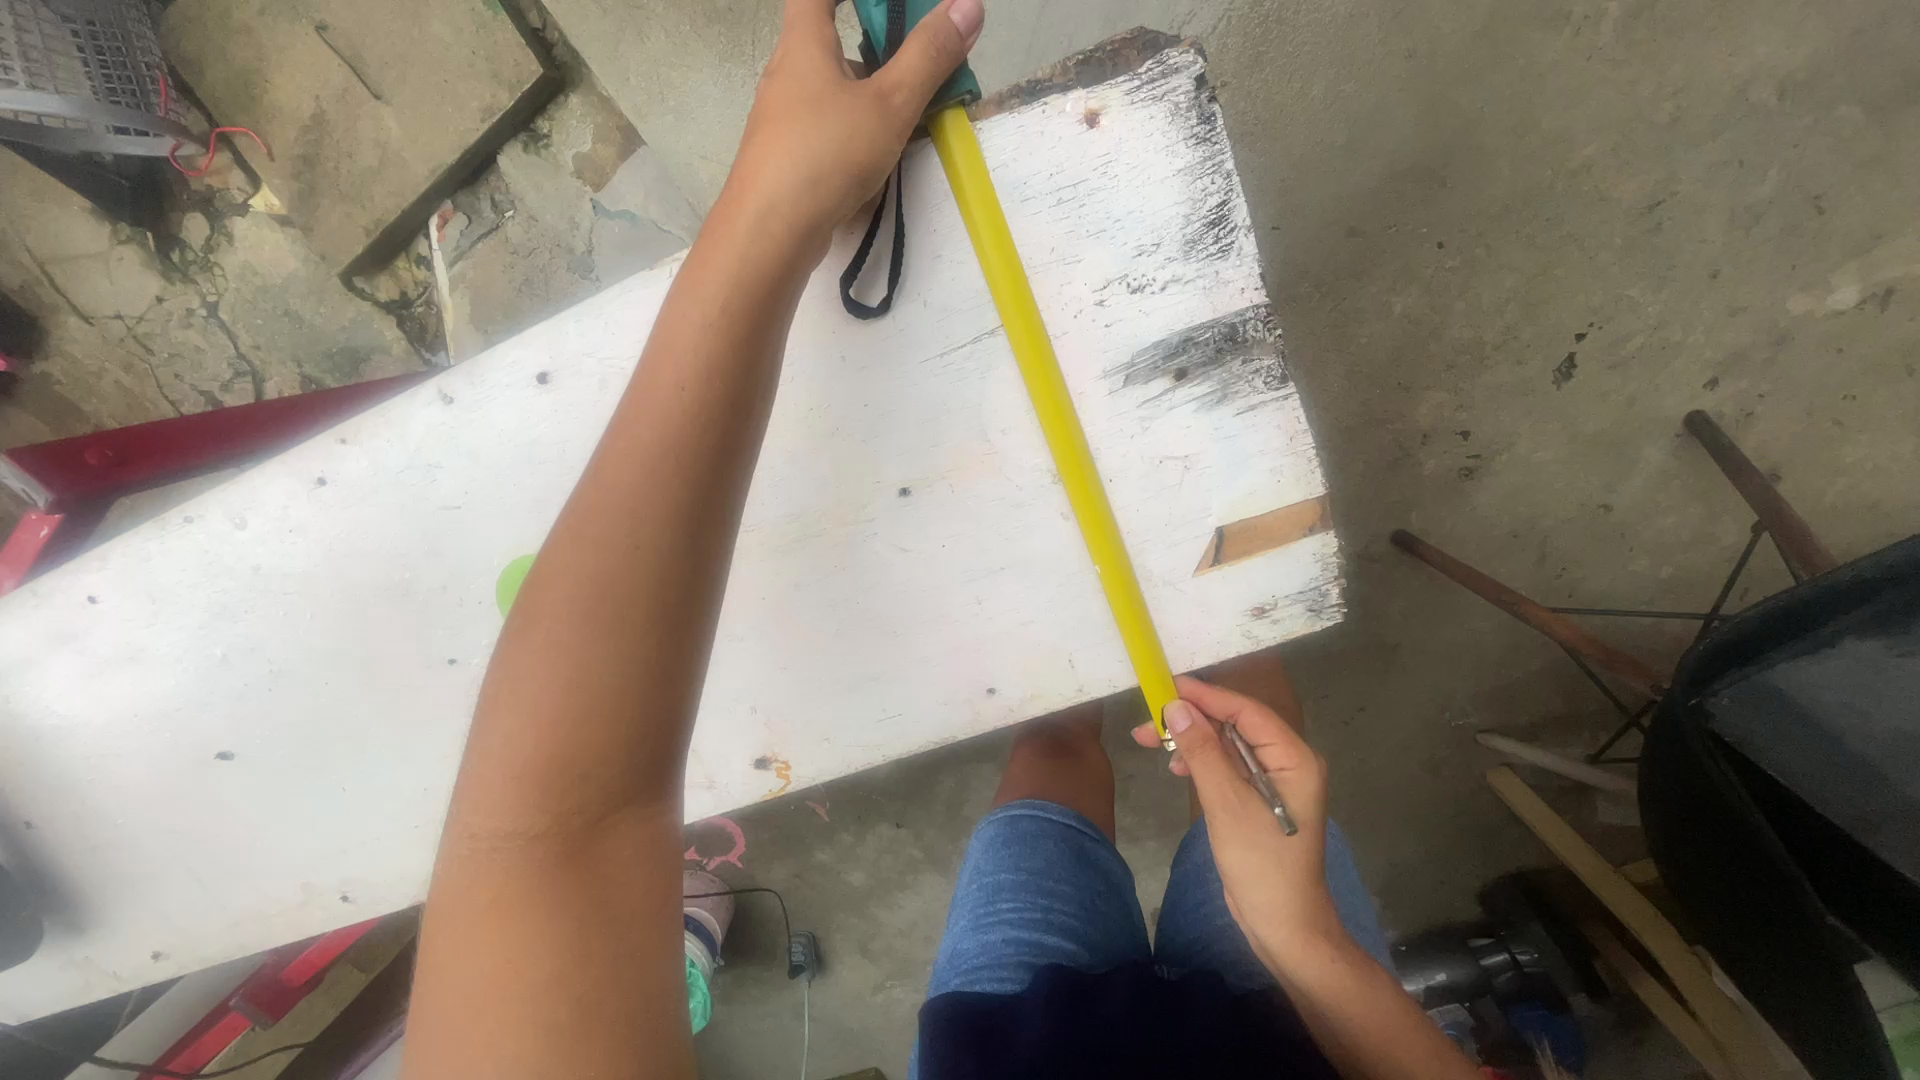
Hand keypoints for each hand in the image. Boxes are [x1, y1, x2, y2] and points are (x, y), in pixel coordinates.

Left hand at [717, 0, 984, 255]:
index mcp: (803, 43)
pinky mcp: (785, 162)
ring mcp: (781, 122)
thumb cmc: (826, 155)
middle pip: (827, 43)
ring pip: (828, 94)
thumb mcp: (889, 105)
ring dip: (865, 98)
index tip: (883, 3)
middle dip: (869, 47)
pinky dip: (853, 136)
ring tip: (906, 119)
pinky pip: (824, 134)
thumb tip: (969, 5)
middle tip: (915, 62)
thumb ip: (929, 57)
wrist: (770, 233)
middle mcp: (786, 75)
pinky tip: (876, 165)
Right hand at [1132, 676, 1349, 974]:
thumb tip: (1176, 707)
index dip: (1206, 696)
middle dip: (1192, 719)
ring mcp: (1274, 781)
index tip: (1165, 687)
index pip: (1246, 711)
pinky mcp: (1259, 798)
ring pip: (1227, 743)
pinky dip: (1201, 761)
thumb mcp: (1226, 804)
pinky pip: (1228, 765)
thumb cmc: (1261, 864)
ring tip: (1152, 741)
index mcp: (1295, 758)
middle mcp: (1288, 762)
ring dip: (1192, 739)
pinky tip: (1177, 766)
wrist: (1283, 925)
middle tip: (1148, 721)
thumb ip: (1203, 751)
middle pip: (1235, 724)